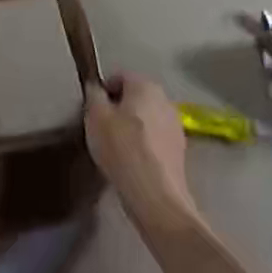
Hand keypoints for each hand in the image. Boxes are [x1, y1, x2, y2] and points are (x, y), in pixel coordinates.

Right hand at [84, 72, 194, 224]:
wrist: (155, 195)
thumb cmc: (122, 149)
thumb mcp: (95, 117)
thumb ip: (93, 96)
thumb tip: (96, 89)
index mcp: (145, 85)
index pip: (119, 77)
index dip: (102, 91)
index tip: (92, 111)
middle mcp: (165, 99)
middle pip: (135, 97)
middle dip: (118, 109)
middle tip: (101, 130)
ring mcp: (175, 125)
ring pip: (146, 119)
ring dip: (132, 128)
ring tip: (115, 150)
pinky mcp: (179, 150)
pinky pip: (155, 140)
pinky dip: (144, 147)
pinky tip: (132, 164)